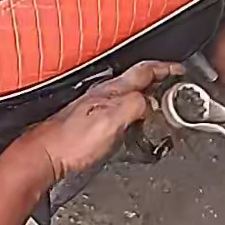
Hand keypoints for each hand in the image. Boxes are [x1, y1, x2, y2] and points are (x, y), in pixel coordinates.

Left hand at [10, 60, 184, 181]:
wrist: (44, 156)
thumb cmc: (70, 142)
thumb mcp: (110, 121)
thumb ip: (134, 107)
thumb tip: (151, 103)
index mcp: (109, 91)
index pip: (143, 71)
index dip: (165, 69)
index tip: (180, 71)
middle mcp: (102, 95)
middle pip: (136, 80)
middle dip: (158, 80)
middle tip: (175, 86)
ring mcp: (95, 107)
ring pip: (128, 94)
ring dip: (147, 96)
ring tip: (161, 105)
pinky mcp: (90, 122)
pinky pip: (120, 109)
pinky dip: (135, 111)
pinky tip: (136, 122)